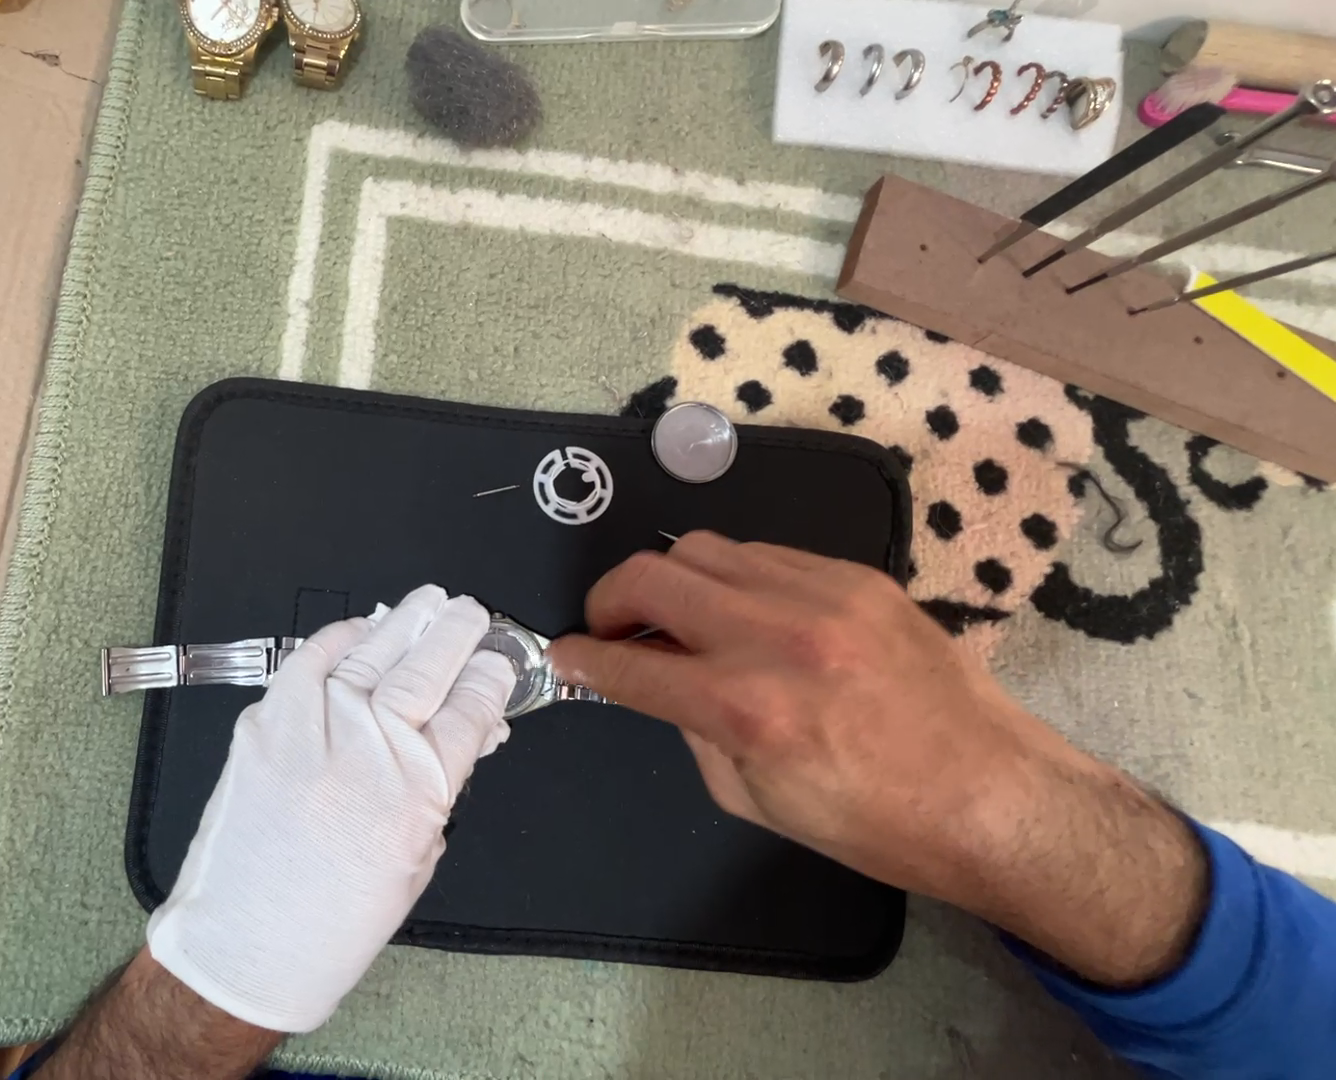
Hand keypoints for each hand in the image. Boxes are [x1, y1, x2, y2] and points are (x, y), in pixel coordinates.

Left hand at [147, 585, 514, 1031]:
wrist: (245, 945)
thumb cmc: (334, 921)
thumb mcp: (414, 859)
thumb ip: (442, 788)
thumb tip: (470, 732)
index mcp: (417, 796)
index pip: (468, 711)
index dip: (488, 678)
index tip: (496, 661)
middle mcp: (368, 755)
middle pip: (425, 670)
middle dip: (454, 633)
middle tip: (470, 612)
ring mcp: (311, 733)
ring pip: (370, 655)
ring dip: (404, 622)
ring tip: (428, 602)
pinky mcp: (265, 726)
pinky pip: (307, 663)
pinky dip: (338, 638)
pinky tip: (362, 627)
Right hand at [547, 532, 1206, 986]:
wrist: (1000, 800)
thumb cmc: (869, 821)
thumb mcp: (751, 796)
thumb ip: (688, 726)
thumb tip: (653, 678)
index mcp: (746, 710)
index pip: (628, 665)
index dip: (580, 660)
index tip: (565, 656)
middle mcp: (775, 637)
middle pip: (649, 577)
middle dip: (607, 602)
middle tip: (610, 629)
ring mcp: (821, 595)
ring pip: (699, 549)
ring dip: (668, 582)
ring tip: (678, 617)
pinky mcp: (856, 576)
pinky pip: (759, 553)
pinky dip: (728, 579)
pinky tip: (742, 612)